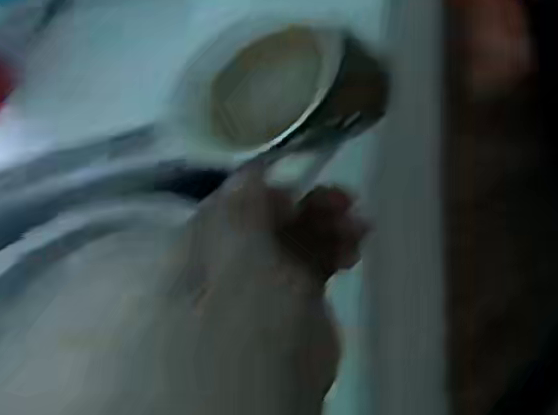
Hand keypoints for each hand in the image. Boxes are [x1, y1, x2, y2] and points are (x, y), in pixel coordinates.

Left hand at [189, 167, 370, 410]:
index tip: (309, 180)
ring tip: (359, 230)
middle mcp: (224, 270)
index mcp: (197, 260)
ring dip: (332, 222)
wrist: (269, 410)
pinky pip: (314, 261)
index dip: (271, 185)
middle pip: (268, 216)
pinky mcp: (292, 308)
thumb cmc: (247, 338)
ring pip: (297, 235)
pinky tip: (356, 251)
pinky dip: (337, 248)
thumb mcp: (242, 272)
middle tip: (346, 201)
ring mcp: (258, 291)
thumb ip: (242, 217)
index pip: (231, 202)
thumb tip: (251, 166)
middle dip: (310, 202)